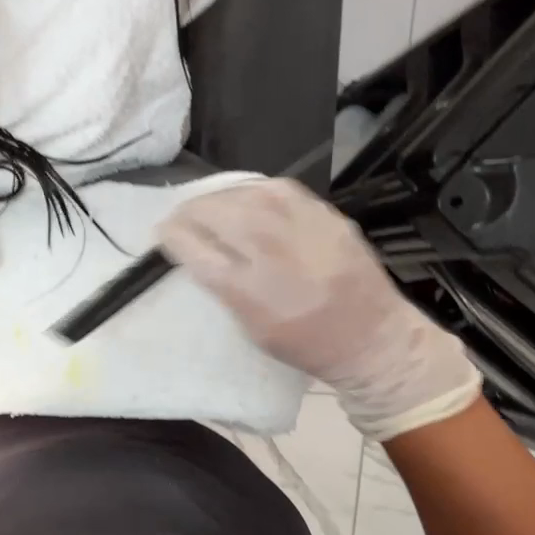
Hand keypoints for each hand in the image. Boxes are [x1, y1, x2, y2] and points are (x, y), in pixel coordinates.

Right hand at [158, 178, 483, 441]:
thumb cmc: (304, 345)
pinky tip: (242, 196)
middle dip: (190, 211)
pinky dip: (253, 189)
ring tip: (205, 204)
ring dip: (218, 196)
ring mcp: (307, 232)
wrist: (373, 339)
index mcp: (252, 294)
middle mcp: (277, 257)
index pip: (198, 251)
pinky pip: (282, 189)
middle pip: (220, 216)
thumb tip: (194, 251)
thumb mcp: (251, 329)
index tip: (161, 234)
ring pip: (249, 195)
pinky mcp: (329, 218)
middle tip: (177, 215)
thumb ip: (222, 287)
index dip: (172, 237)